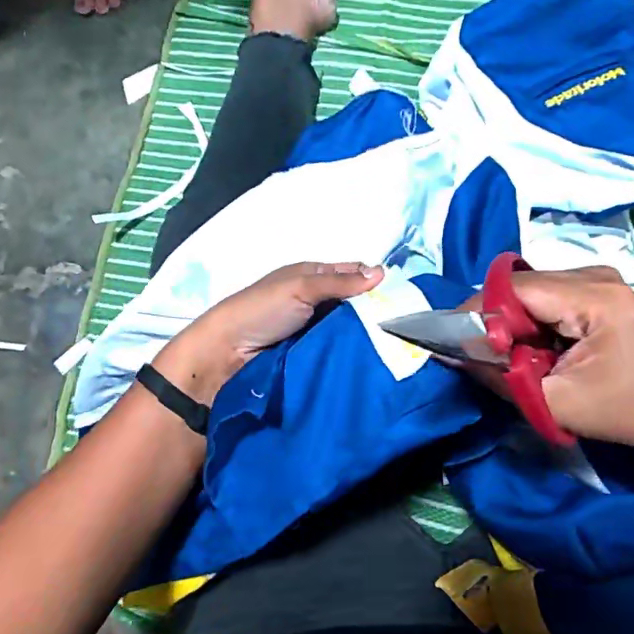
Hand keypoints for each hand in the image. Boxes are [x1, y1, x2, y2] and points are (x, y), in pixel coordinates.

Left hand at [154, 261, 383, 402]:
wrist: (227, 354)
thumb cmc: (261, 310)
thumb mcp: (301, 286)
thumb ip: (340, 282)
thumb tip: (382, 272)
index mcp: (310, 276)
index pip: (350, 274)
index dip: (373, 281)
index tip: (405, 296)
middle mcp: (314, 302)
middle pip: (352, 305)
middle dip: (375, 312)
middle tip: (407, 325)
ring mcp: (313, 331)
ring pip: (348, 331)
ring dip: (366, 336)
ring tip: (399, 345)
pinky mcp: (311, 357)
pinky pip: (338, 353)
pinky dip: (352, 355)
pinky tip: (376, 361)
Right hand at [466, 266, 633, 448]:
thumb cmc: (618, 411)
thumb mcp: (553, 402)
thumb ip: (499, 376)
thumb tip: (451, 352)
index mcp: (597, 298)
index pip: (517, 289)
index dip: (480, 311)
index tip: (455, 339)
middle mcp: (596, 274)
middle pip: (520, 284)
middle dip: (493, 317)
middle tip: (479, 351)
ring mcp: (595, 275)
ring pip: (526, 287)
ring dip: (508, 317)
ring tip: (506, 351)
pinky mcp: (591, 284)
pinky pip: (540, 292)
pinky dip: (524, 317)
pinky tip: (529, 343)